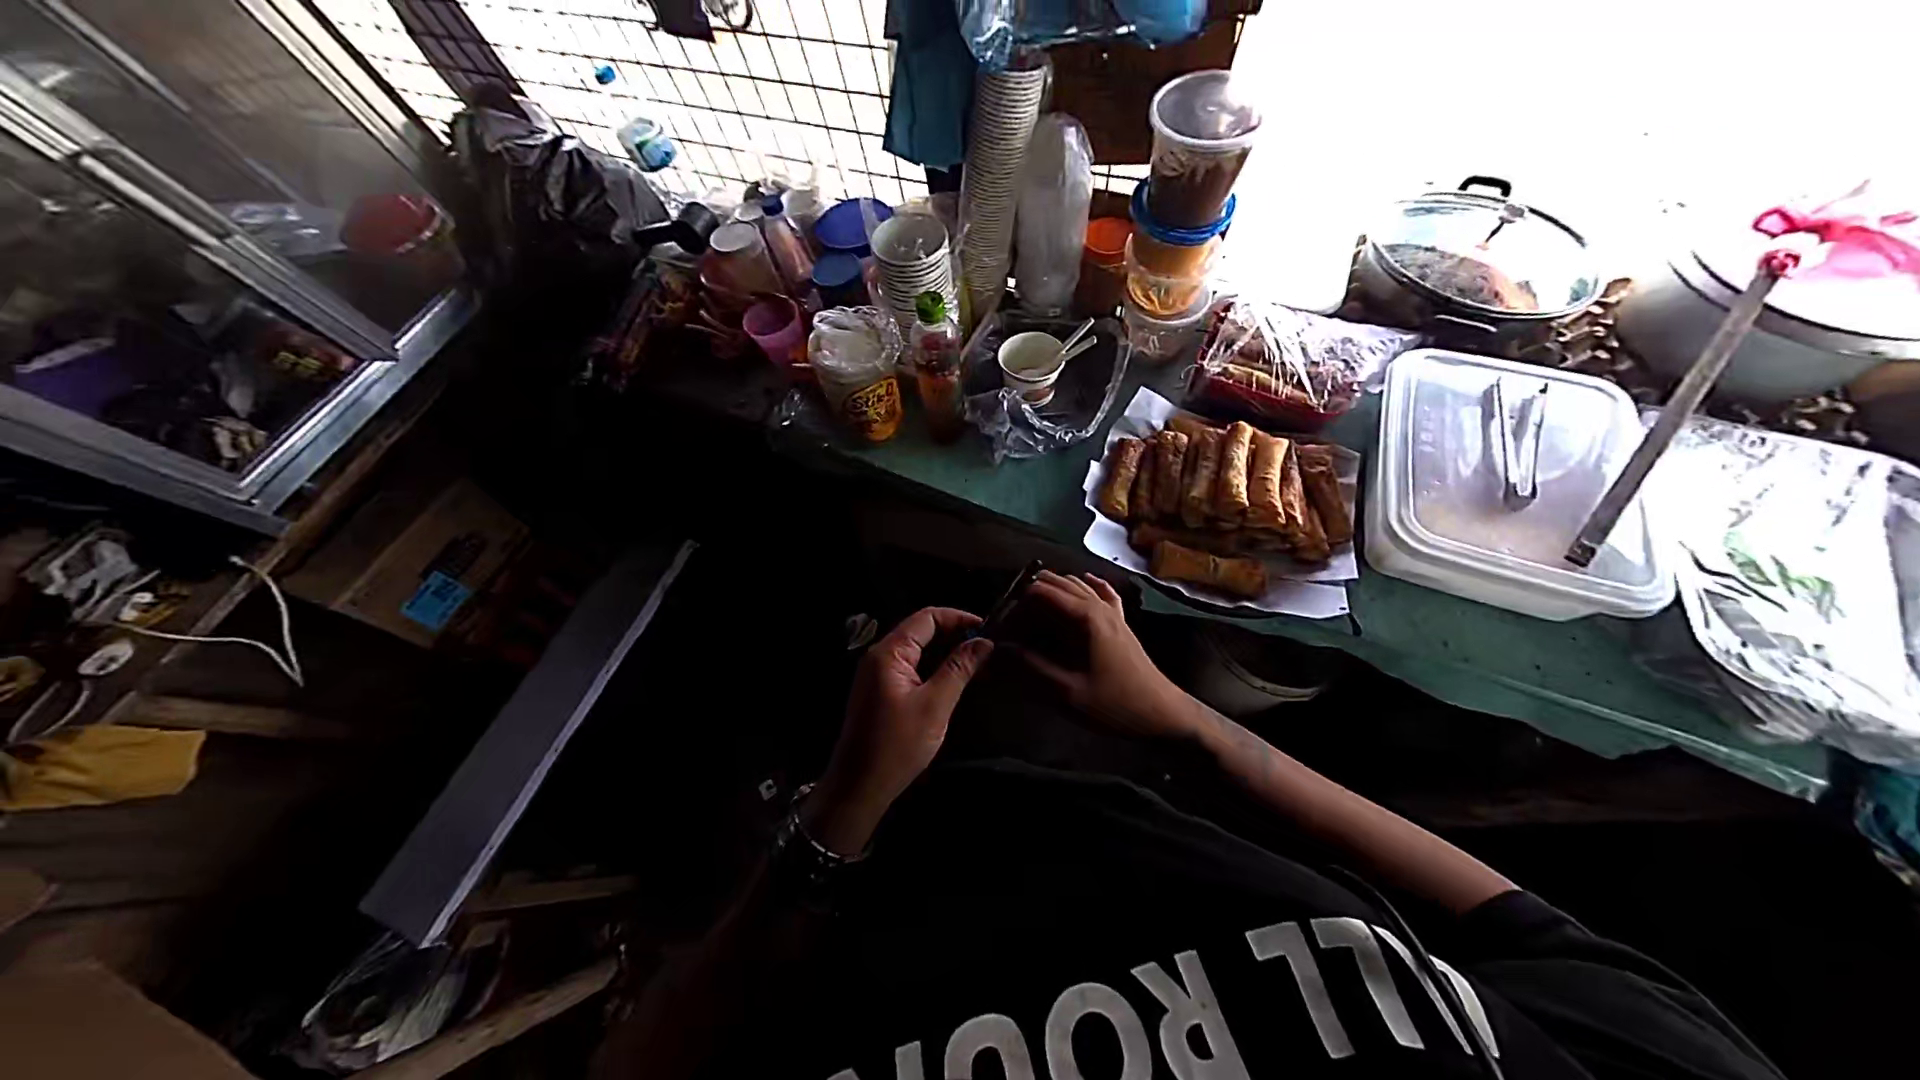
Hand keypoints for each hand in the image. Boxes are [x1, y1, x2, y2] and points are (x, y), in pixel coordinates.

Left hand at [808, 607, 993, 853]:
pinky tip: (956, 679)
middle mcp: (880, 656)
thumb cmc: (896, 746)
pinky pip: (911, 667)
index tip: (988, 630)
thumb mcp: (934, 706)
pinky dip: (934, 667)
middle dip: (955, 634)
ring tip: (978, 662)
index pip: (926, 617)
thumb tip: (984, 642)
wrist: (859, 786)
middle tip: (988, 648)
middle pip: (921, 630)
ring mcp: (878, 674)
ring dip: (946, 651)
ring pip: (918, 649)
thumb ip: (958, 669)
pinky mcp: (881, 690)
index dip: (958, 618)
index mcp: (889, 653)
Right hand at [1012, 571, 1200, 741]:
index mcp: (1085, 616)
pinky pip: (1101, 592)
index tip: (1002, 633)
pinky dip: (1085, 586)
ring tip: (1030, 619)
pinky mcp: (1120, 622)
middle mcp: (1098, 605)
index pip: (1038, 592)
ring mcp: (1112, 611)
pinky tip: (1080, 584)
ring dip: (1049, 594)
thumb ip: (1029, 668)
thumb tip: (998, 651)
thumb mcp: (1066, 692)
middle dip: (1027, 600)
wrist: (1163, 715)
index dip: (1015, 608)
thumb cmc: (1115, 705)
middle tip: (1011, 629)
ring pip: (1075, 585)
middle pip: (1054, 584)